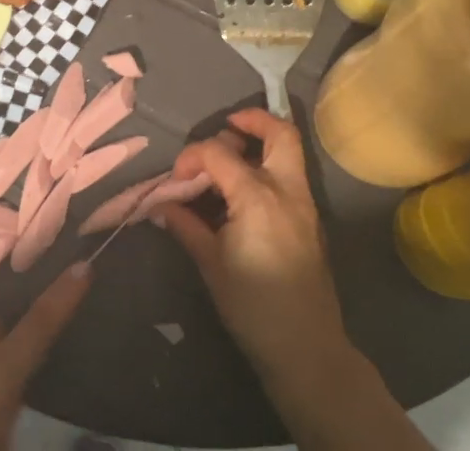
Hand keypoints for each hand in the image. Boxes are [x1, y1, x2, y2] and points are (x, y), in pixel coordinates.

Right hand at [159, 109, 431, 450]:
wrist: (305, 348)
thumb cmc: (253, 306)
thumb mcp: (211, 264)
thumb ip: (186, 226)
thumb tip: (159, 205)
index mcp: (258, 196)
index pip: (219, 153)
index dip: (192, 156)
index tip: (175, 177)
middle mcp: (287, 191)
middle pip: (280, 133)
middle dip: (252, 120)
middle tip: (225, 128)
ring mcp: (305, 205)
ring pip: (289, 154)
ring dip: (260, 145)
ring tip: (228, 161)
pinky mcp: (310, 222)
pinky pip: (290, 179)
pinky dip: (267, 171)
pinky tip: (241, 195)